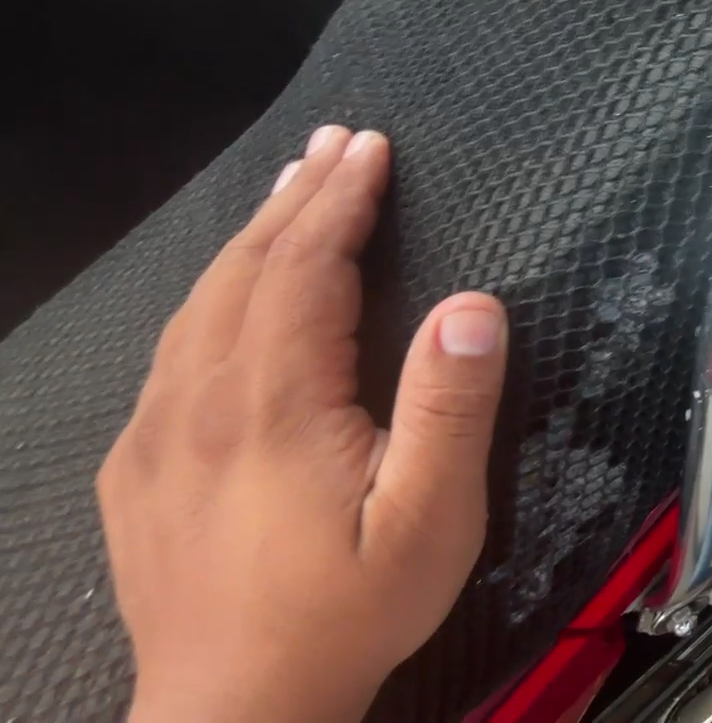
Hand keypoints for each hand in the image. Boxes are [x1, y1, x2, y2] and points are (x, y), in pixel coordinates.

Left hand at [97, 125, 508, 722]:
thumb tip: (473, 304)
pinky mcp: (143, 465)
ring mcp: (158, 435)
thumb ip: (451, 405)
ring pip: (201, 304)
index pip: (302, 272)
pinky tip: (238, 287)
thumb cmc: (354, 604)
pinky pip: (177, 347)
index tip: (371, 149)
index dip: (339, 204)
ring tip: (292, 187)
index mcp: (272, 406)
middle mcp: (200, 404)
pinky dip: (218, 290)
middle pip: (244, 272)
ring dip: (254, 235)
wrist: (235, 713)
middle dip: (294, 199)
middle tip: (335, 142)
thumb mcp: (434, 511)